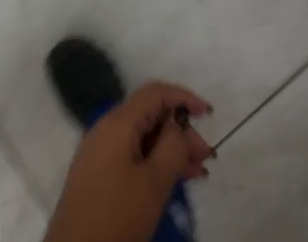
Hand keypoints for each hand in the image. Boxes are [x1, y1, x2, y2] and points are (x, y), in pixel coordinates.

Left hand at [45, 82, 214, 241]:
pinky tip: (176, 179)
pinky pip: (133, 156)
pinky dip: (156, 162)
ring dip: (172, 150)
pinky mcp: (99, 175)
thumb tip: (178, 123)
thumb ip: (173, 145)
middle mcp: (106, 131)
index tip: (208, 115)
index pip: (154, 93)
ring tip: (198, 171)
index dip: (184, 98)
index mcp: (117, 124)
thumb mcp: (155, 180)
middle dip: (181, 131)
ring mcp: (100, 153)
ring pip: (143, 138)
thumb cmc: (118, 214)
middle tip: (205, 155)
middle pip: (150, 116)